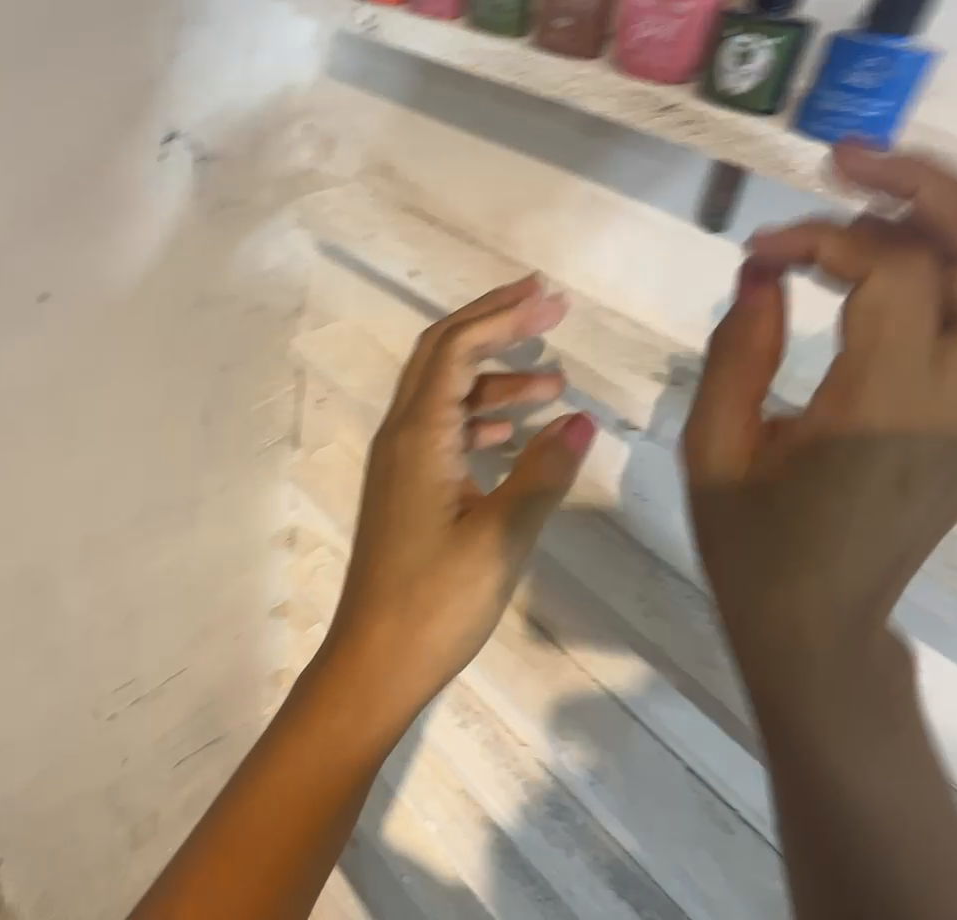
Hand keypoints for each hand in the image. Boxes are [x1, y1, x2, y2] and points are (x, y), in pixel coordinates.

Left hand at [326, 275, 595, 718]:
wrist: (376, 659)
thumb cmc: (438, 600)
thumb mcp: (503, 534)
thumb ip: (543, 471)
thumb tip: (580, 419)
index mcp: (419, 435)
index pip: (456, 349)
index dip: (502, 315)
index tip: (550, 298)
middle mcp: (400, 435)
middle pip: (441, 355)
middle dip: (492, 324)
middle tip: (547, 307)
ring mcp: (398, 462)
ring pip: (445, 395)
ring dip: (495, 379)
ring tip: (554, 384)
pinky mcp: (405, 488)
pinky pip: (443, 431)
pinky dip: (480, 419)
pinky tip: (515, 434)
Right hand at [682, 145, 956, 686]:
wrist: (818, 623)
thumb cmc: (750, 542)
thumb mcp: (712, 447)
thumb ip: (738, 348)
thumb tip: (764, 271)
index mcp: (887, 408)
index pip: (894, 271)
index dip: (824, 236)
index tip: (761, 250)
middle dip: (928, 185)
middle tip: (849, 163)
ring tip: (886, 198)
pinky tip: (914, 260)